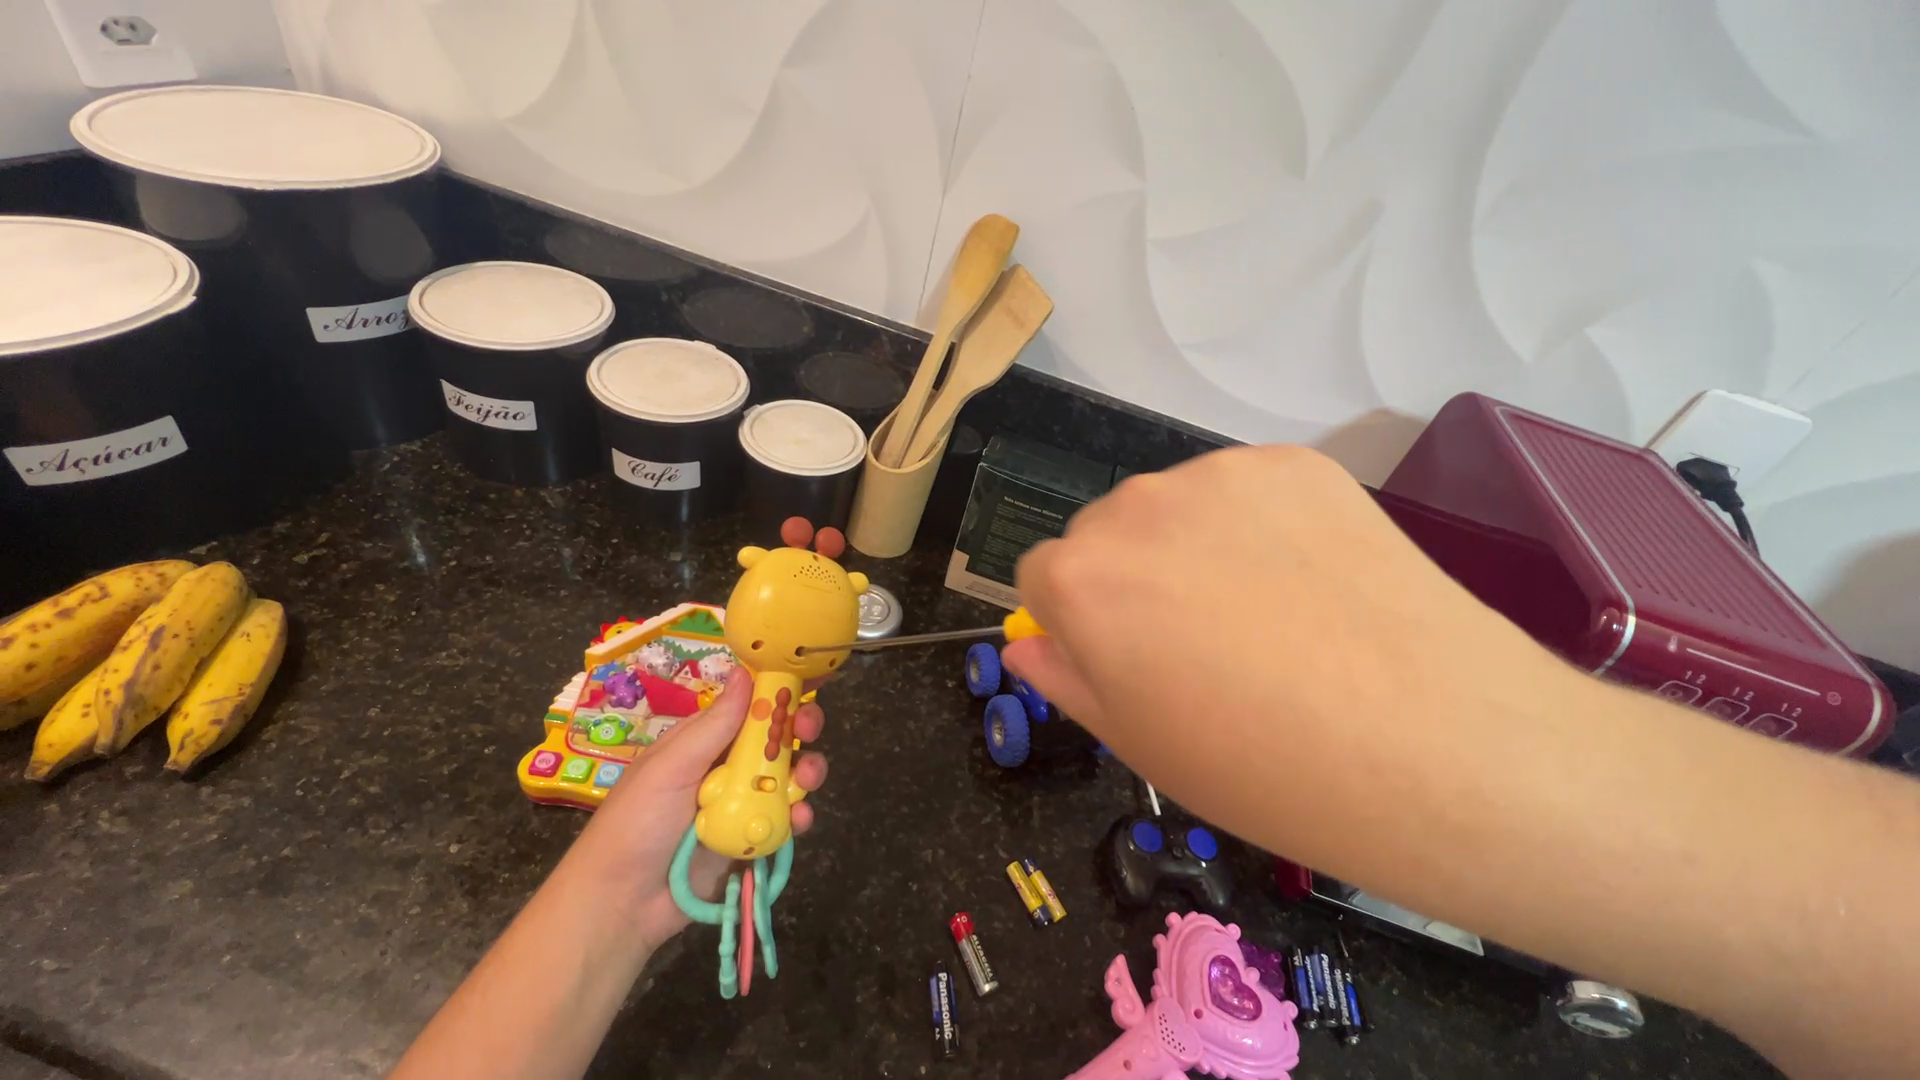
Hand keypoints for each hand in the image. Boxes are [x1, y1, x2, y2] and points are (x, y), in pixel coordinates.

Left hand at [565, 668, 826, 952]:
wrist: (622, 904)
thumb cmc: (636, 823)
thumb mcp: (670, 767)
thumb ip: (714, 725)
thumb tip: (745, 671)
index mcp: (704, 741)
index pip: (748, 708)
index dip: (777, 696)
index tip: (801, 689)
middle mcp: (728, 767)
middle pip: (776, 739)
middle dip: (799, 730)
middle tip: (809, 732)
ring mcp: (743, 804)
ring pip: (788, 778)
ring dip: (806, 772)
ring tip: (808, 780)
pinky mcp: (753, 838)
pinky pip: (786, 820)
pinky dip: (799, 817)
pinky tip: (798, 821)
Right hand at [1001, 445, 1558, 844]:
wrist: (1435, 746)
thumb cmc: (1262, 769)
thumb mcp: (1137, 743)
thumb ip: (1064, 680)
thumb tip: (1027, 644)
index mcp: (1078, 580)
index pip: (1043, 577)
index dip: (1083, 625)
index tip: (1133, 661)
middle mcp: (1131, 507)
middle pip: (1105, 533)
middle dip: (1133, 578)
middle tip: (1205, 643)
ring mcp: (1217, 474)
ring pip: (1175, 508)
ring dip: (1194, 546)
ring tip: (1268, 613)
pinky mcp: (1294, 461)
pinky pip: (1247, 490)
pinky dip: (1261, 525)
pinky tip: (1311, 581)